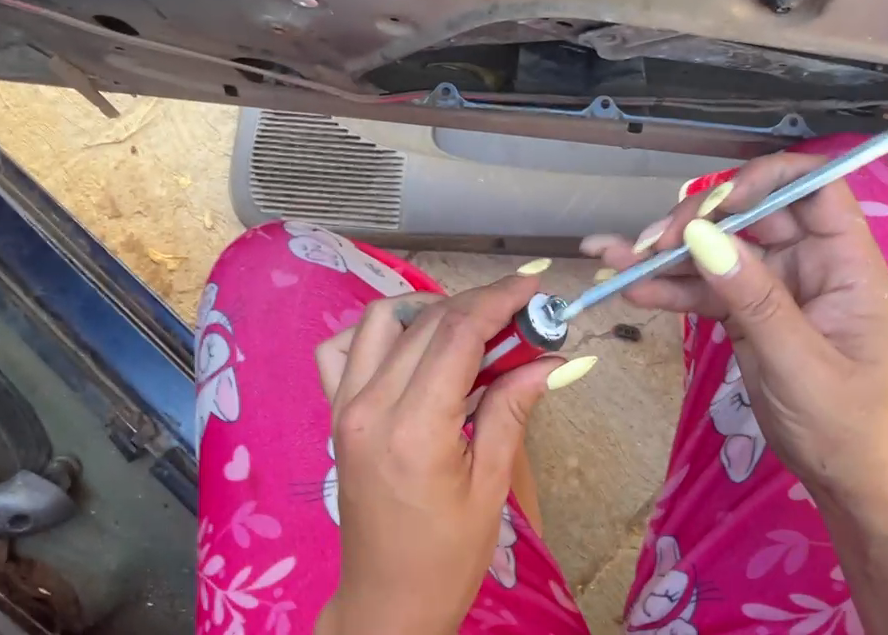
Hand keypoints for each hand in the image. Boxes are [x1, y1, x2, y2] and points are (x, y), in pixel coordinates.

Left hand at [313, 277, 567, 634]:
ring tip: (470, 326)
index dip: (500, 299)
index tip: (533, 285)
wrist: (385, 605)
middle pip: (428, 319)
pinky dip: (378, 331)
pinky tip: (411, 343)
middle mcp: (371, 405)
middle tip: (520, 309)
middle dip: (479, 301)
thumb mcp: (491, 487)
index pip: (459, 333)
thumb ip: (513, 410)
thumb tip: (553, 359)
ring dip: (429, 307)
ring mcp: (344, 406)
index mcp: (415, 428)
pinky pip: (343, 347)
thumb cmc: (446, 557)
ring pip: (382, 319)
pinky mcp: (334, 412)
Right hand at [583, 154, 887, 510]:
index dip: (766, 180)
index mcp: (844, 261)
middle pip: (750, 214)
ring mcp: (773, 285)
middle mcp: (808, 261)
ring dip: (668, 254)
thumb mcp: (801, 363)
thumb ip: (752, 297)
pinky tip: (631, 288)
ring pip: (717, 249)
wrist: (848, 484)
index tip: (718, 203)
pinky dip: (668, 288)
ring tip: (616, 259)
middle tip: (653, 245)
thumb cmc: (847, 425)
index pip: (813, 188)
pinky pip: (703, 287)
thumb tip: (702, 236)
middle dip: (698, 222)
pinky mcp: (745, 311)